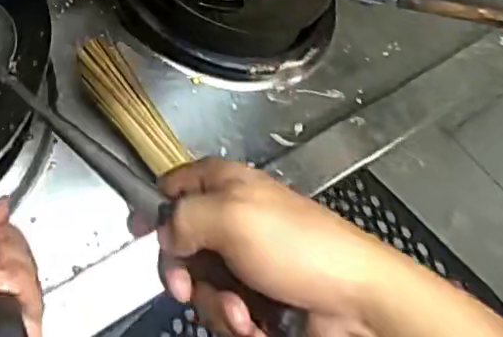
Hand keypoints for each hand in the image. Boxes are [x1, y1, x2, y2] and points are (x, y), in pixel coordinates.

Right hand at [136, 159, 400, 336]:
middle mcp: (230, 216)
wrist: (363, 304)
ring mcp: (248, 259)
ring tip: (246, 316)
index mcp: (220, 181)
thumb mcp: (227, 216)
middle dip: (186, 273)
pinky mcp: (264, 298)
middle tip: (189, 287)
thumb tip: (162, 235)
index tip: (139, 240)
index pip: (169, 188)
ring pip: (204, 283)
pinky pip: (230, 310)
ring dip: (216, 305)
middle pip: (181, 244)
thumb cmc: (296, 245)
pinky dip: (239, 323)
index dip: (153, 212)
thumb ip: (180, 217)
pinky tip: (259, 326)